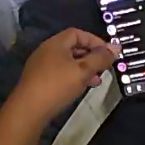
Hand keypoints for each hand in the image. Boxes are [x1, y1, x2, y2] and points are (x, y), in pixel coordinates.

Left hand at [0, 28, 117, 126]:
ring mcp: (41, 66)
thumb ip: (100, 58)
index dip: (94, 40)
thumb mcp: (83, 70)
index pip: (77, 33)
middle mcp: (47, 51)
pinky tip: (81, 88)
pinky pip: (61, 73)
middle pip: (73, 47)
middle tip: (104, 67)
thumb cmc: (57, 85)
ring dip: (84, 68)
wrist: (28, 110)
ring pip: (68, 62)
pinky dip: (73, 76)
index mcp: (56, 43)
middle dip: (91, 56)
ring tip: (97, 80)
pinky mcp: (39, 80)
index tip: (108, 53)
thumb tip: (116, 47)